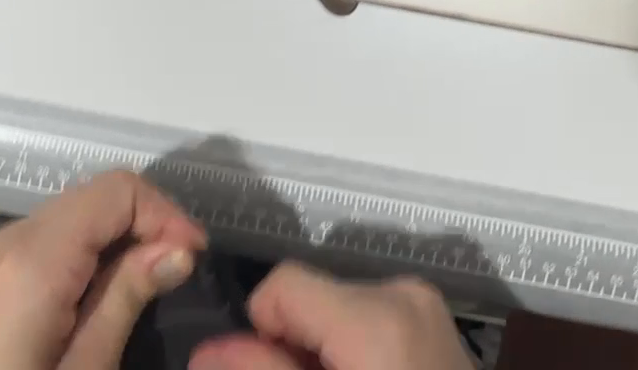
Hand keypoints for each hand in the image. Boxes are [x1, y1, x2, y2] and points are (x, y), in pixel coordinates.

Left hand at [0, 171, 207, 369]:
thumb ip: (126, 298)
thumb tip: (179, 249)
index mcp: (36, 255)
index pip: (117, 190)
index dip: (165, 213)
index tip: (195, 256)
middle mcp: (13, 235)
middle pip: (98, 194)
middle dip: (147, 220)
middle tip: (183, 266)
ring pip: (78, 211)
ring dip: (122, 232)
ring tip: (154, 276)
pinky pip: (54, 234)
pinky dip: (91, 246)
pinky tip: (109, 284)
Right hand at [189, 263, 473, 369]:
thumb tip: (204, 353)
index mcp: (374, 316)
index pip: (283, 284)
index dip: (262, 330)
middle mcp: (402, 293)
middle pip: (311, 296)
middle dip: (295, 344)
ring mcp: (423, 305)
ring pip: (338, 309)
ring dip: (323, 348)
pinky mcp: (433, 321)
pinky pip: (370, 319)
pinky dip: (353, 349)